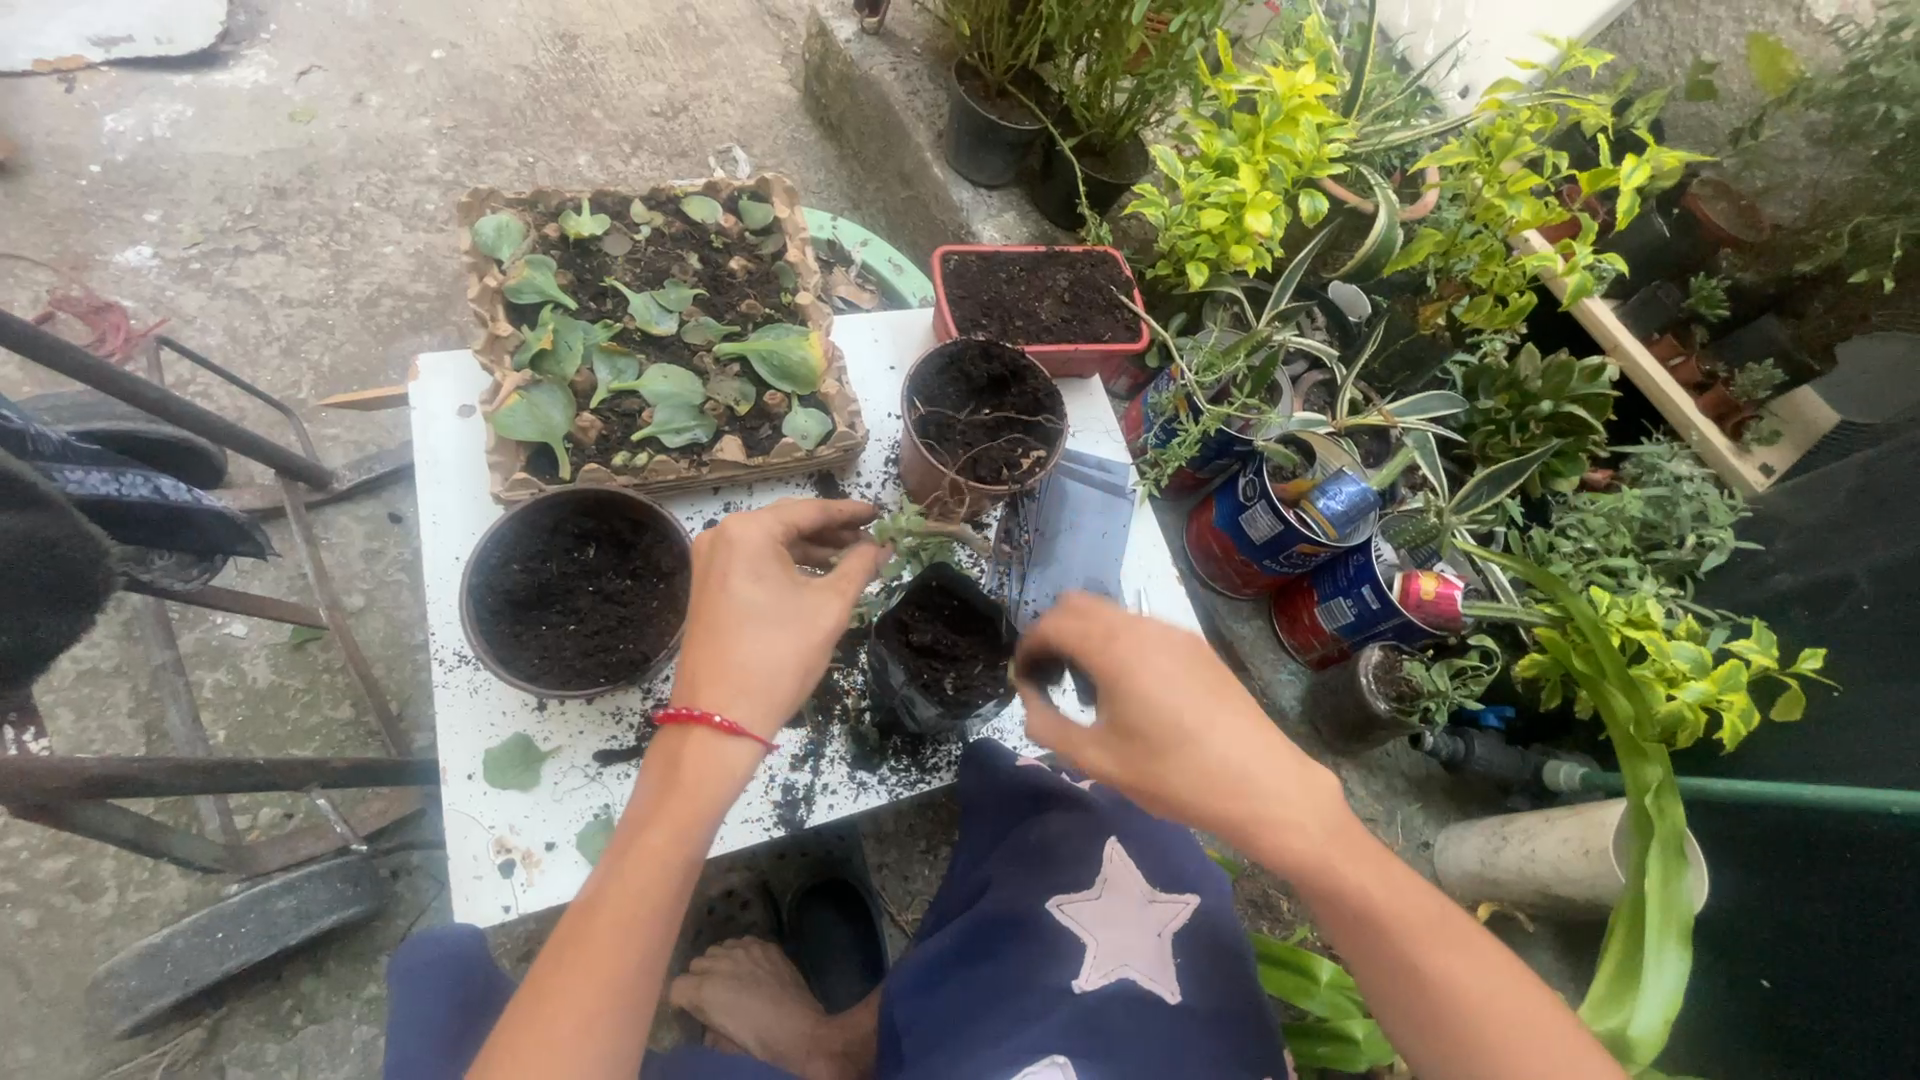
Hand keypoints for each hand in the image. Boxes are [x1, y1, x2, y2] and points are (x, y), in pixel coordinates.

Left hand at [671, 499, 888, 737]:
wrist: (721, 717)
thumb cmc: (779, 656)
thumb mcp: (829, 607)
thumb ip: (858, 567)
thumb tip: (882, 547)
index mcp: (749, 532)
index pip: (809, 510)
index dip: (849, 512)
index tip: (879, 513)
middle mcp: (722, 537)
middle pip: (788, 524)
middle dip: (831, 532)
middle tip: (870, 539)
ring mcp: (710, 564)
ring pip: (772, 546)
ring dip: (811, 551)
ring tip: (851, 560)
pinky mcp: (709, 588)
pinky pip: (756, 565)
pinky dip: (788, 568)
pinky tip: (819, 578)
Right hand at [1013, 592, 1352, 866]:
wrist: (1262, 784)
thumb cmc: (1173, 775)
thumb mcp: (1098, 760)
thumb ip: (1049, 725)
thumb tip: (1029, 700)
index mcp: (1113, 648)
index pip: (1051, 622)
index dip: (1028, 646)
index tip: (1024, 679)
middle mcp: (1142, 626)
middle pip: (1078, 604)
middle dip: (1053, 633)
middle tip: (1051, 677)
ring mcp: (1174, 632)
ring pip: (1112, 613)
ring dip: (1086, 636)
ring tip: (1090, 688)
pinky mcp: (1196, 646)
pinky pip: (1141, 627)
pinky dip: (1117, 642)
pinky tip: (1130, 689)